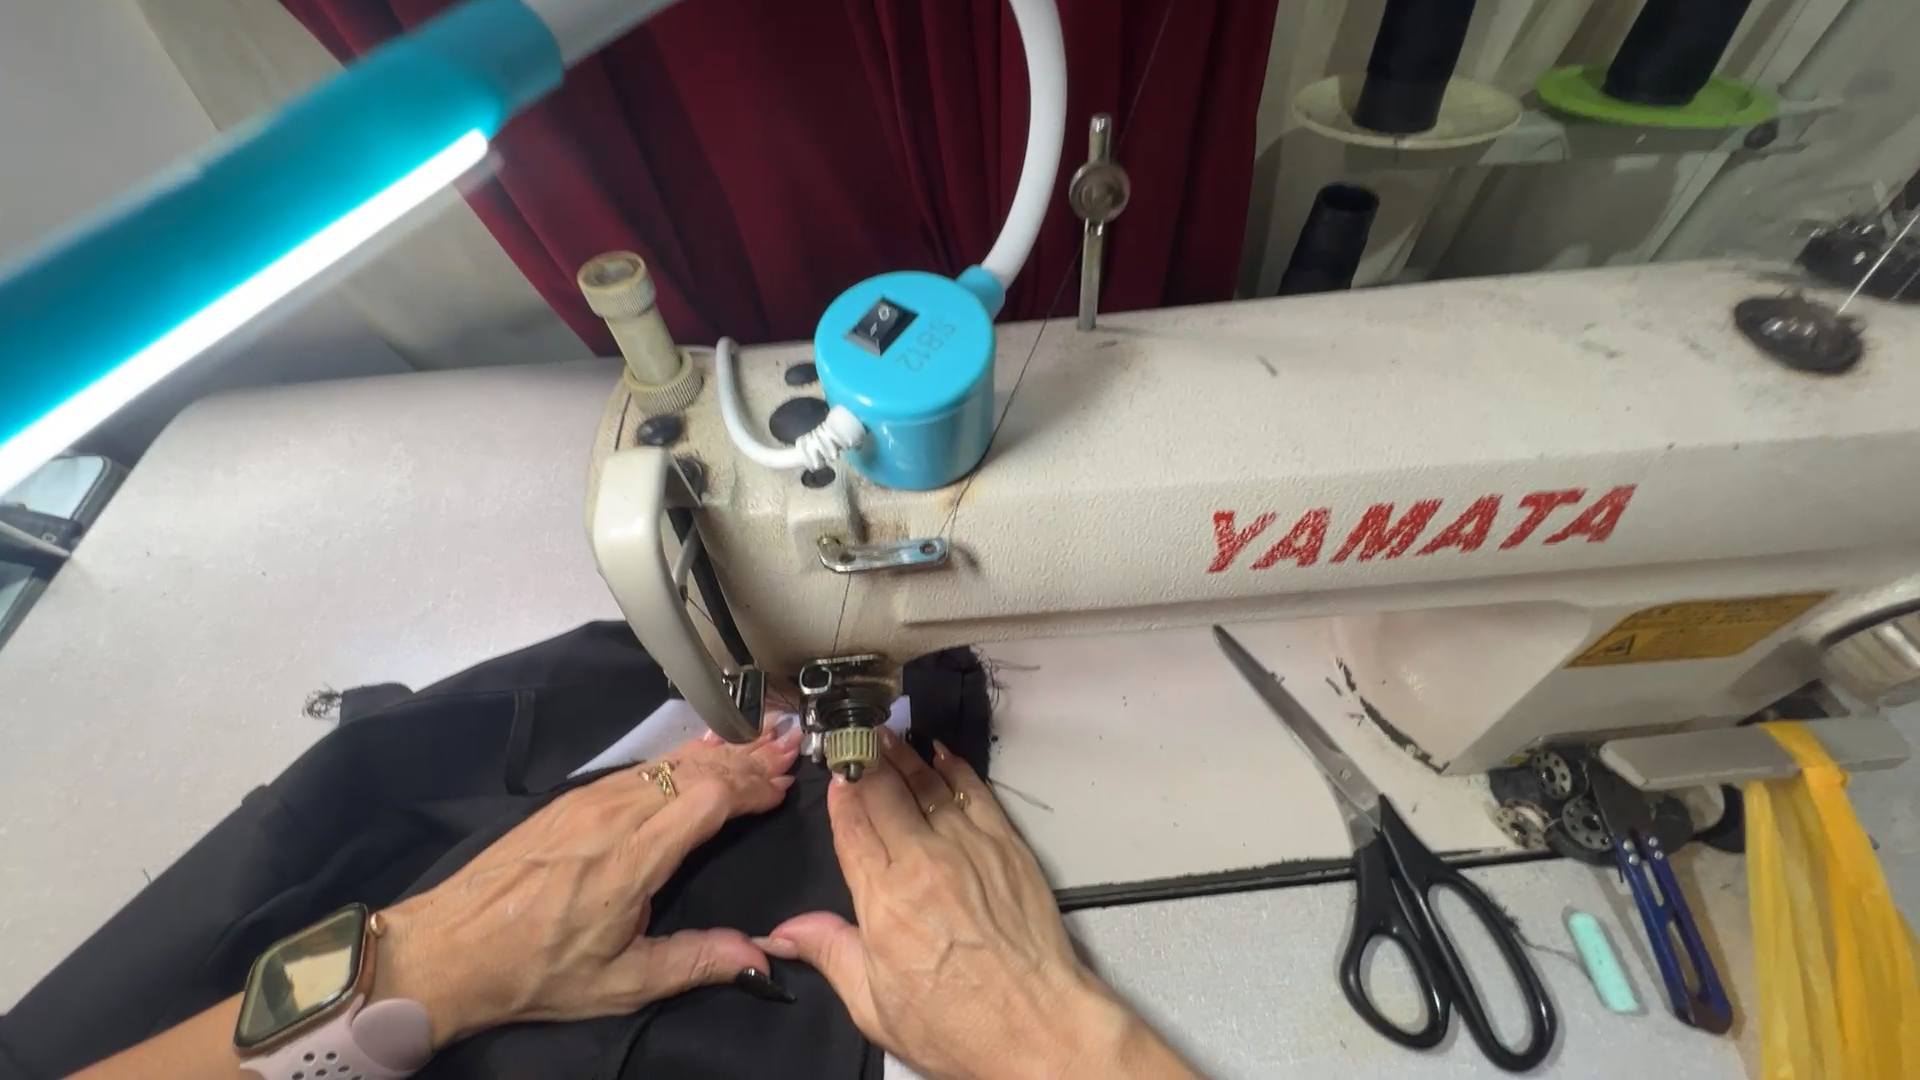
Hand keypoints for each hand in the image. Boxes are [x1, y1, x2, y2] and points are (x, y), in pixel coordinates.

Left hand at [370, 724, 800, 1047]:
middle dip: (750, 758)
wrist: (444, 949)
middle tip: (791, 748)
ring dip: (725, 749)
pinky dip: (689, 752)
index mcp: (632, 859)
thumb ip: (694, 963)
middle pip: (699, 769)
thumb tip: (760, 957)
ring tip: (765, 738)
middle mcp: (617, 815)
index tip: (783, 788)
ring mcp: (595, 798)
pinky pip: (647, 763)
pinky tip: (709, 744)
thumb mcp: (618, 984)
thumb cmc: (535, 972)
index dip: (751, 787)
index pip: (708, 799)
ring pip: (674, 760)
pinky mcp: (579, 795)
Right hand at [763, 730, 1194, 1079]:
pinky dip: (954, 768)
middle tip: (857, 736)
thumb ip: (830, 953)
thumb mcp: (875, 1006)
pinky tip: (940, 754)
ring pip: (927, 784)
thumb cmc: (954, 1024)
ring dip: (904, 756)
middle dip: (867, 761)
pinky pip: (974, 791)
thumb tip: (782, 932)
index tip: (835, 772)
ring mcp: (967, 844)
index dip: (841, 795)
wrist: (1038, 1026)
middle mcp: (922, 859)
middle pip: (885, 794)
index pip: (853, 827)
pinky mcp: (1004, 842)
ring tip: (888, 735)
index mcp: (884, 899)